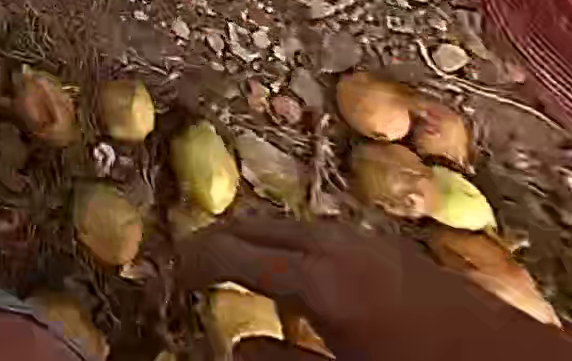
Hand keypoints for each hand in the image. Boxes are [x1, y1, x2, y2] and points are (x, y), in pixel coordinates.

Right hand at [178, 219, 571, 360]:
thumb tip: (231, 344)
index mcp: (319, 282)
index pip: (230, 254)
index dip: (195, 262)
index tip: (176, 277)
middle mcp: (333, 245)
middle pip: (252, 228)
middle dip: (217, 243)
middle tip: (196, 268)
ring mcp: (367, 243)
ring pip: (285, 226)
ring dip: (254, 243)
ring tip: (241, 273)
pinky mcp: (395, 252)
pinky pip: (319, 235)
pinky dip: (291, 248)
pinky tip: (303, 283)